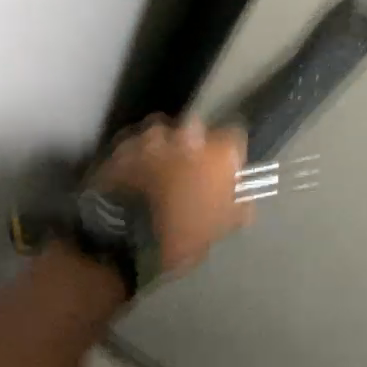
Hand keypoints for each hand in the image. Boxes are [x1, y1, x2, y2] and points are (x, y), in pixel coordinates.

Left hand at [91, 115, 251, 275]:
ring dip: (158, 145)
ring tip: (150, 168)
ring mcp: (152, 136)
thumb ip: (237, 211)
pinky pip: (131, 142)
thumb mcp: (217, 231)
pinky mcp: (121, 144)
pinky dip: (131, 155)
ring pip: (160, 130)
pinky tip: (128, 171)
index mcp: (219, 152)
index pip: (234, 139)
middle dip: (190, 144)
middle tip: (182, 168)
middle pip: (195, 129)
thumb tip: (245, 203)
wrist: (126, 237)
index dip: (226, 155)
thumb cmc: (180, 235)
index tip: (219, 171)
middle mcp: (188, 134)